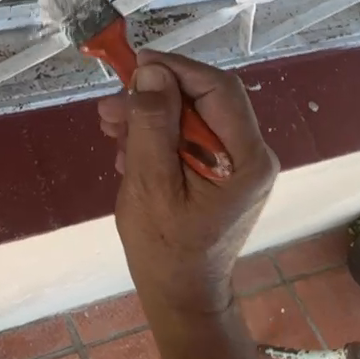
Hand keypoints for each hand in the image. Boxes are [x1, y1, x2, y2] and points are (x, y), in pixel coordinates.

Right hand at [97, 50, 278, 321]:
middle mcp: (251, 155)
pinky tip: (127, 151)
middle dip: (154, 95)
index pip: (218, 89)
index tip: (134, 65)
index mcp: (246, 158)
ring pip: (191, 116)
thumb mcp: (150, 182)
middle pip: (204, 100)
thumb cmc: (164, 245)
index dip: (176, 69)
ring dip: (149, 115)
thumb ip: (152, 124)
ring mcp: (236, 164)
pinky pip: (188, 137)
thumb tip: (151, 73)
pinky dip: (155, 135)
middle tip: (110, 107)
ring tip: (109, 127)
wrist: (180, 293)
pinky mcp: (219, 172)